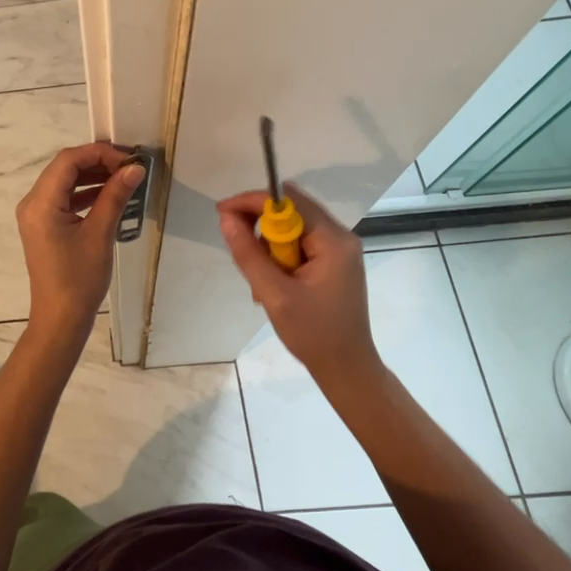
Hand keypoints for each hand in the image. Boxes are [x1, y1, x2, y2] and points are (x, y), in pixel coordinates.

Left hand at [16, 143, 144, 334]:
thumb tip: (134, 168)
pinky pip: (64, 199)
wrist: (61, 319)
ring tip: (125, 178)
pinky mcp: (44, 226)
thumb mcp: (100, 234)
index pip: (68, 161)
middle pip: (65, 168)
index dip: (99, 153)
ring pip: (65, 182)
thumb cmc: (78, 279)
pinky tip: (111, 196)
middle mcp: (32, 203)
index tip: (128, 159)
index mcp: (40, 203)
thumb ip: (115, 196)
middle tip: (129, 167)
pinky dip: (86, 194)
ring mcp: (36, 215)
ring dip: (93, 177)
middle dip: (97, 162)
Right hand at [217, 185, 381, 378]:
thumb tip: (226, 219)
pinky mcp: (335, 263)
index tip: (223, 213)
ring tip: (259, 277)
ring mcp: (340, 250)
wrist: (347, 368)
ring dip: (268, 244)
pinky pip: (301, 243)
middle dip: (259, 223)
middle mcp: (340, 237)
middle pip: (292, 210)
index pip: (288, 202)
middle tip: (236, 244)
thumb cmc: (313, 334)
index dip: (252, 202)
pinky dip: (280, 255)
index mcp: (333, 241)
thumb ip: (248, 254)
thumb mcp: (274, 294)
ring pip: (293, 227)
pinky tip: (272, 281)